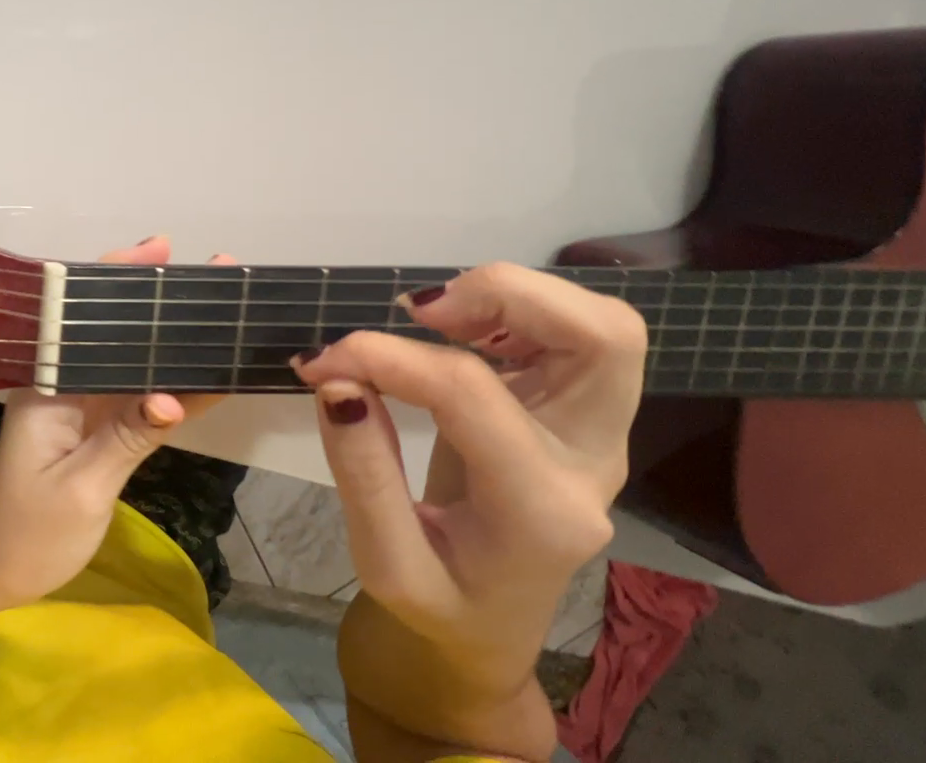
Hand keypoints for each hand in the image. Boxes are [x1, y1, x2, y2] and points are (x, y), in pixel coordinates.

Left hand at [0, 237, 229, 614]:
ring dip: (173, 339)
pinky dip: (172, 386)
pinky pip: (138, 400)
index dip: (123, 281)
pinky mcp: (95, 431)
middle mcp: (63, 386)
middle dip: (161, 303)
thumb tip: (174, 398)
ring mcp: (81, 408)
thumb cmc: (29, 534)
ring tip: (222, 309)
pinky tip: (210, 371)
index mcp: (47, 387)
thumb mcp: (80, 488)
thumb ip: (127, 438)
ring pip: (132, 363)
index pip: (87, 320)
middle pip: (115, 334)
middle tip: (217, 273)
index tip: (164, 250)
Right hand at [293, 264, 644, 750]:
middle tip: (417, 309)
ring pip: (601, 326)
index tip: (320, 359)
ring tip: (430, 314)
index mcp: (537, 509)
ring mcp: (596, 436)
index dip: (385, 357)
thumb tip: (335, 379)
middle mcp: (590, 463)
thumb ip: (361, 469)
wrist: (490, 628)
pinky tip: (453, 327)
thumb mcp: (383, 561)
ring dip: (515, 297)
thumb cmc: (437, 603)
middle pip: (605, 338)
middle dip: (506, 296)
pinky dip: (514, 312)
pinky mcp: (579, 416)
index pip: (467, 392)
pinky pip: (573, 337)